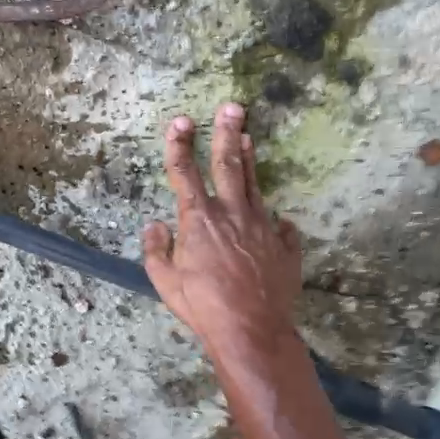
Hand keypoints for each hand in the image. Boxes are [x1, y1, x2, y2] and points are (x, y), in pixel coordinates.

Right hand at [141, 102, 302, 362]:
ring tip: (248, 136)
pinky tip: (275, 216)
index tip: (179, 121)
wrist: (253, 331)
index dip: (178, 144)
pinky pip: (280, 226)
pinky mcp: (284, 247)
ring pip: (254, 185)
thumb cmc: (201, 305)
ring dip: (249, 159)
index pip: (183, 172)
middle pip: (227, 165)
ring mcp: (262, 228)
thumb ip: (156, 249)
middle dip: (226, 133)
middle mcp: (230, 214)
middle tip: (232, 107)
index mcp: (197, 220)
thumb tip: (155, 226)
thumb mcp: (163, 280)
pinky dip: (274, 218)